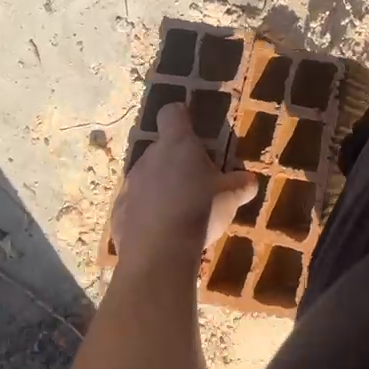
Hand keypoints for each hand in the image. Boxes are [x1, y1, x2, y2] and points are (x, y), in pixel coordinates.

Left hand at [108, 103, 257, 272]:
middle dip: (175, 160)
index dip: (180, 116)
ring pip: (146, 176)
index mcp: (177, 143)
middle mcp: (149, 157)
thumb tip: (250, 181)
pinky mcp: (117, 212)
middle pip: (161, 148)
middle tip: (195, 181)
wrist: (158, 255)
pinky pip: (134, 204)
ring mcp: (130, 185)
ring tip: (178, 209)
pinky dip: (145, 212)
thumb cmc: (200, 211)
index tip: (190, 127)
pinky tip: (160, 230)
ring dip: (159, 186)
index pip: (171, 113)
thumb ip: (241, 184)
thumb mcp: (232, 196)